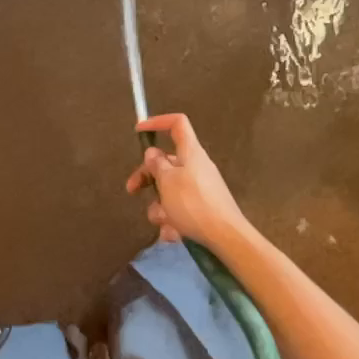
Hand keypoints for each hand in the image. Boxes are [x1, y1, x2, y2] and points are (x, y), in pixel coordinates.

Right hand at [125, 113, 252, 248]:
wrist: (226, 237)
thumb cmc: (193, 203)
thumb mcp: (167, 182)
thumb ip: (156, 165)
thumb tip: (152, 152)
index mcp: (190, 152)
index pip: (177, 123)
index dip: (158, 122)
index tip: (139, 130)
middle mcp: (196, 166)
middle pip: (166, 163)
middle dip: (147, 177)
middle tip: (132, 190)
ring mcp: (200, 188)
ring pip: (169, 191)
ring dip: (161, 208)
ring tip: (164, 222)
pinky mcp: (202, 208)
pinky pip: (179, 210)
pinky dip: (173, 221)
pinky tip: (173, 235)